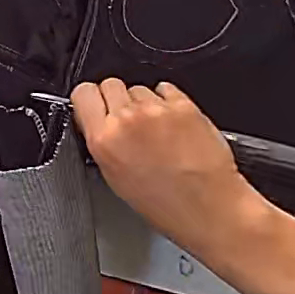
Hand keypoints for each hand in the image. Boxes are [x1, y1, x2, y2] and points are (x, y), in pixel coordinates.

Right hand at [72, 78, 270, 259]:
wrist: (211, 209)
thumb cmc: (168, 206)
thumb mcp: (115, 179)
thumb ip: (102, 142)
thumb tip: (99, 122)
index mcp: (104, 141)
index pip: (83, 93)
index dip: (90, 98)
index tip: (97, 104)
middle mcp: (127, 120)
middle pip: (110, 84)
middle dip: (118, 99)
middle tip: (129, 120)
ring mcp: (155, 110)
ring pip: (139, 87)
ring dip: (145, 103)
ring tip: (158, 130)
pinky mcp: (183, 105)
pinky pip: (166, 89)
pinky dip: (168, 101)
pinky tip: (173, 124)